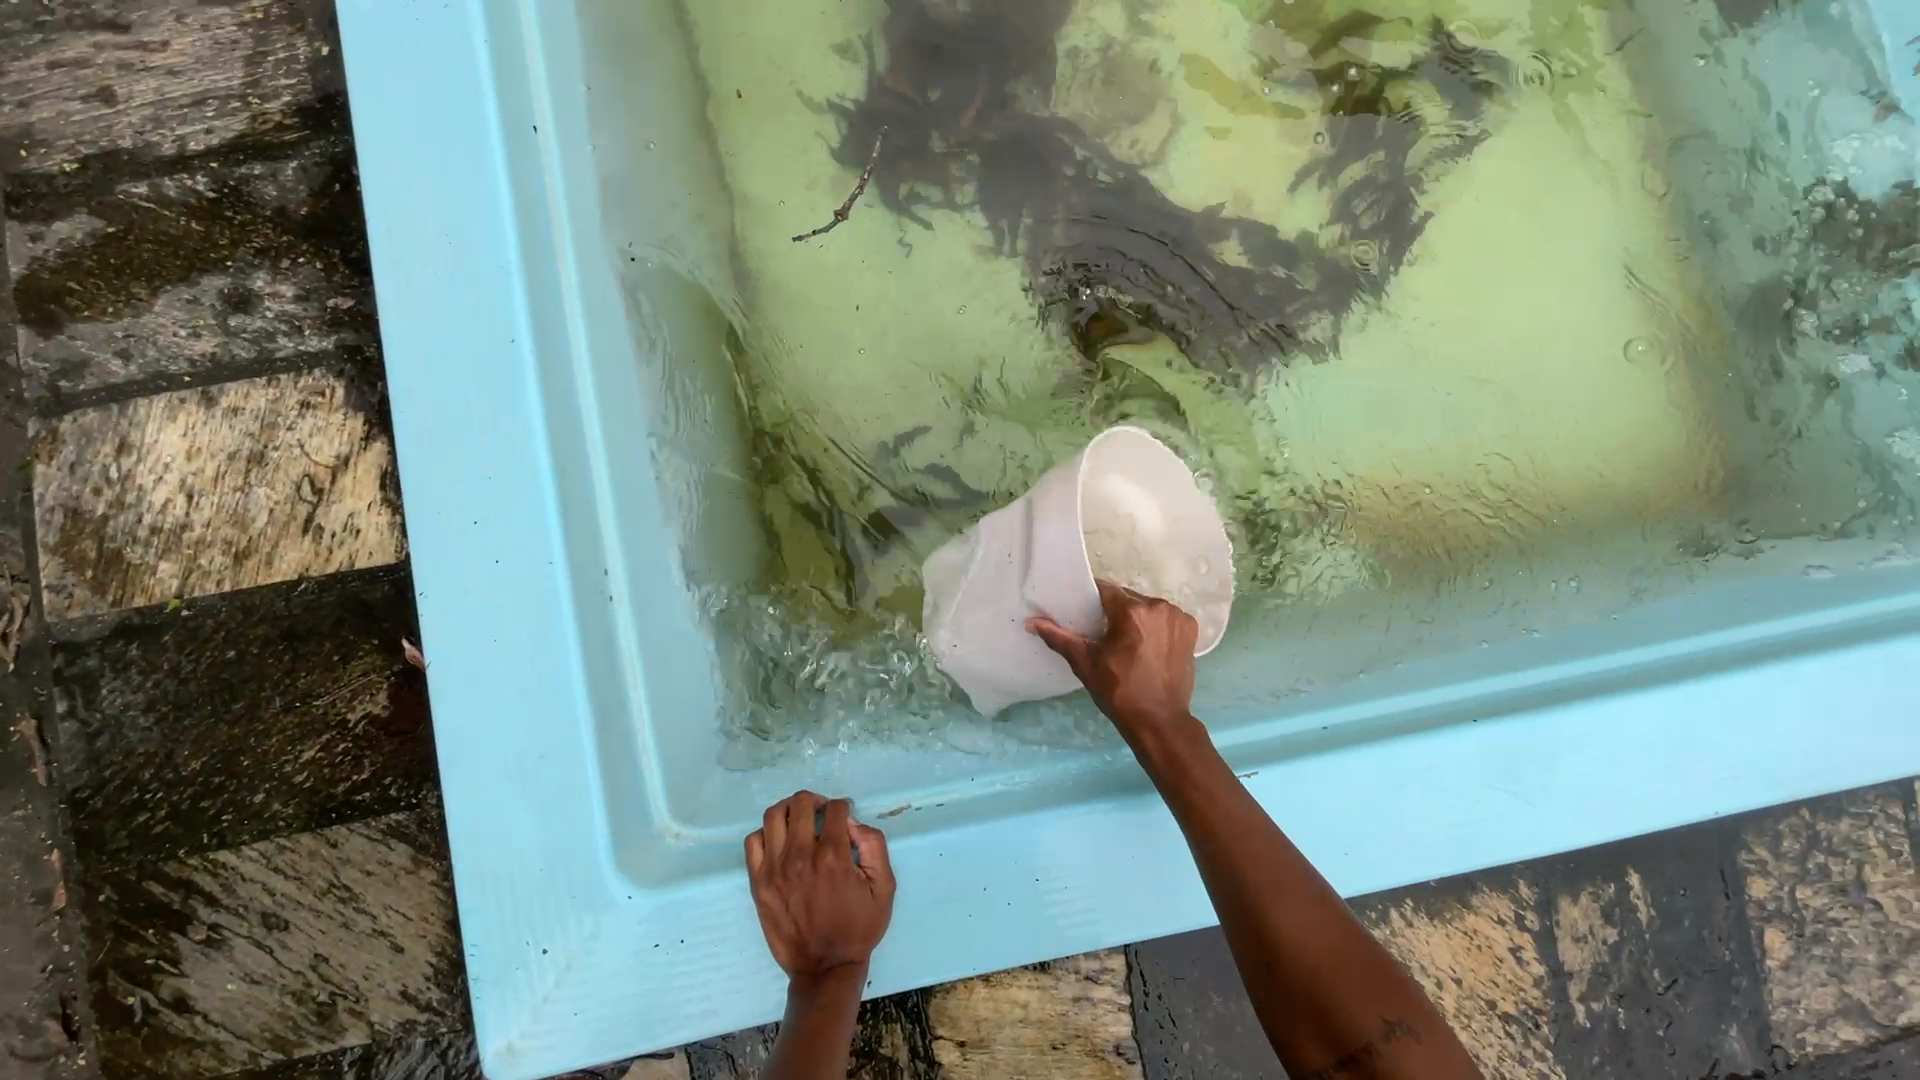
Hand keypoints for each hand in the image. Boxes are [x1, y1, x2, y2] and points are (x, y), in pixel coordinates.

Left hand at [745, 791, 896, 981]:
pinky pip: (753, 841)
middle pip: (801, 803)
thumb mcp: (885, 888)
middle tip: (823, 813)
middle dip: (816, 801)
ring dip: (790, 809)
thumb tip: (854, 824)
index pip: (835, 809)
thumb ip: (875, 847)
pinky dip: (766, 833)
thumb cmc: (858, 928)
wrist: (825, 967)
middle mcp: (800, 855)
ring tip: (800, 819)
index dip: (844, 807)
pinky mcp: (758, 882)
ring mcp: (775, 868)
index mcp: (833, 856)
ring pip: (774, 815)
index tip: (846, 816)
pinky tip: (779, 841)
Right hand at [1029, 581, 1198, 739]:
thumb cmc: (1119, 692)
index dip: (1092, 599)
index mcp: (1132, 611)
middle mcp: (1158, 607)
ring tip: (1126, 639)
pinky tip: (1148, 644)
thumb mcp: (1086, 664)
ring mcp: (1177, 617)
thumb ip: (1060, 638)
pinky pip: (1165, 618)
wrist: (1159, 721)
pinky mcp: (1190, 629)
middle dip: (1114, 610)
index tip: (1083, 611)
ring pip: (1147, 607)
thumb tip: (1031, 622)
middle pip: (1127, 598)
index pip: (1105, 590)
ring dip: (1136, 617)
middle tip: (1102, 631)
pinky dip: (1155, 625)